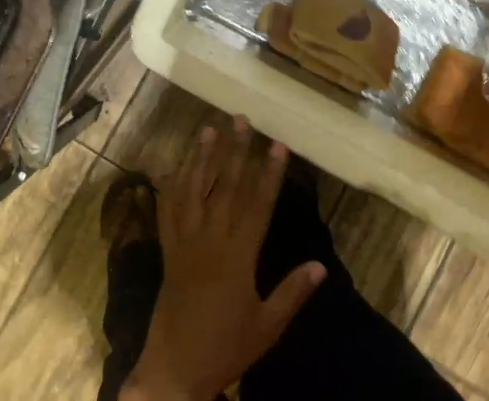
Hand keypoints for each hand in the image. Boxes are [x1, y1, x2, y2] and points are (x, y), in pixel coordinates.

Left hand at [123, 117, 326, 400]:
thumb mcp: (267, 326)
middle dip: (235, 152)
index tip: (278, 144)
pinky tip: (173, 168)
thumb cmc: (226, 348)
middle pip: (224, 187)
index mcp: (238, 256)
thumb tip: (320, 264)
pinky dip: (170, 187)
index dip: (269, 173)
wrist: (175, 368)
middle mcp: (209, 240)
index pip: (258, 204)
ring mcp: (184, 243)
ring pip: (193, 191)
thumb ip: (292, 292)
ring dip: (201, 158)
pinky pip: (167, 212)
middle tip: (241, 119)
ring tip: (208, 129)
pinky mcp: (167, 252)